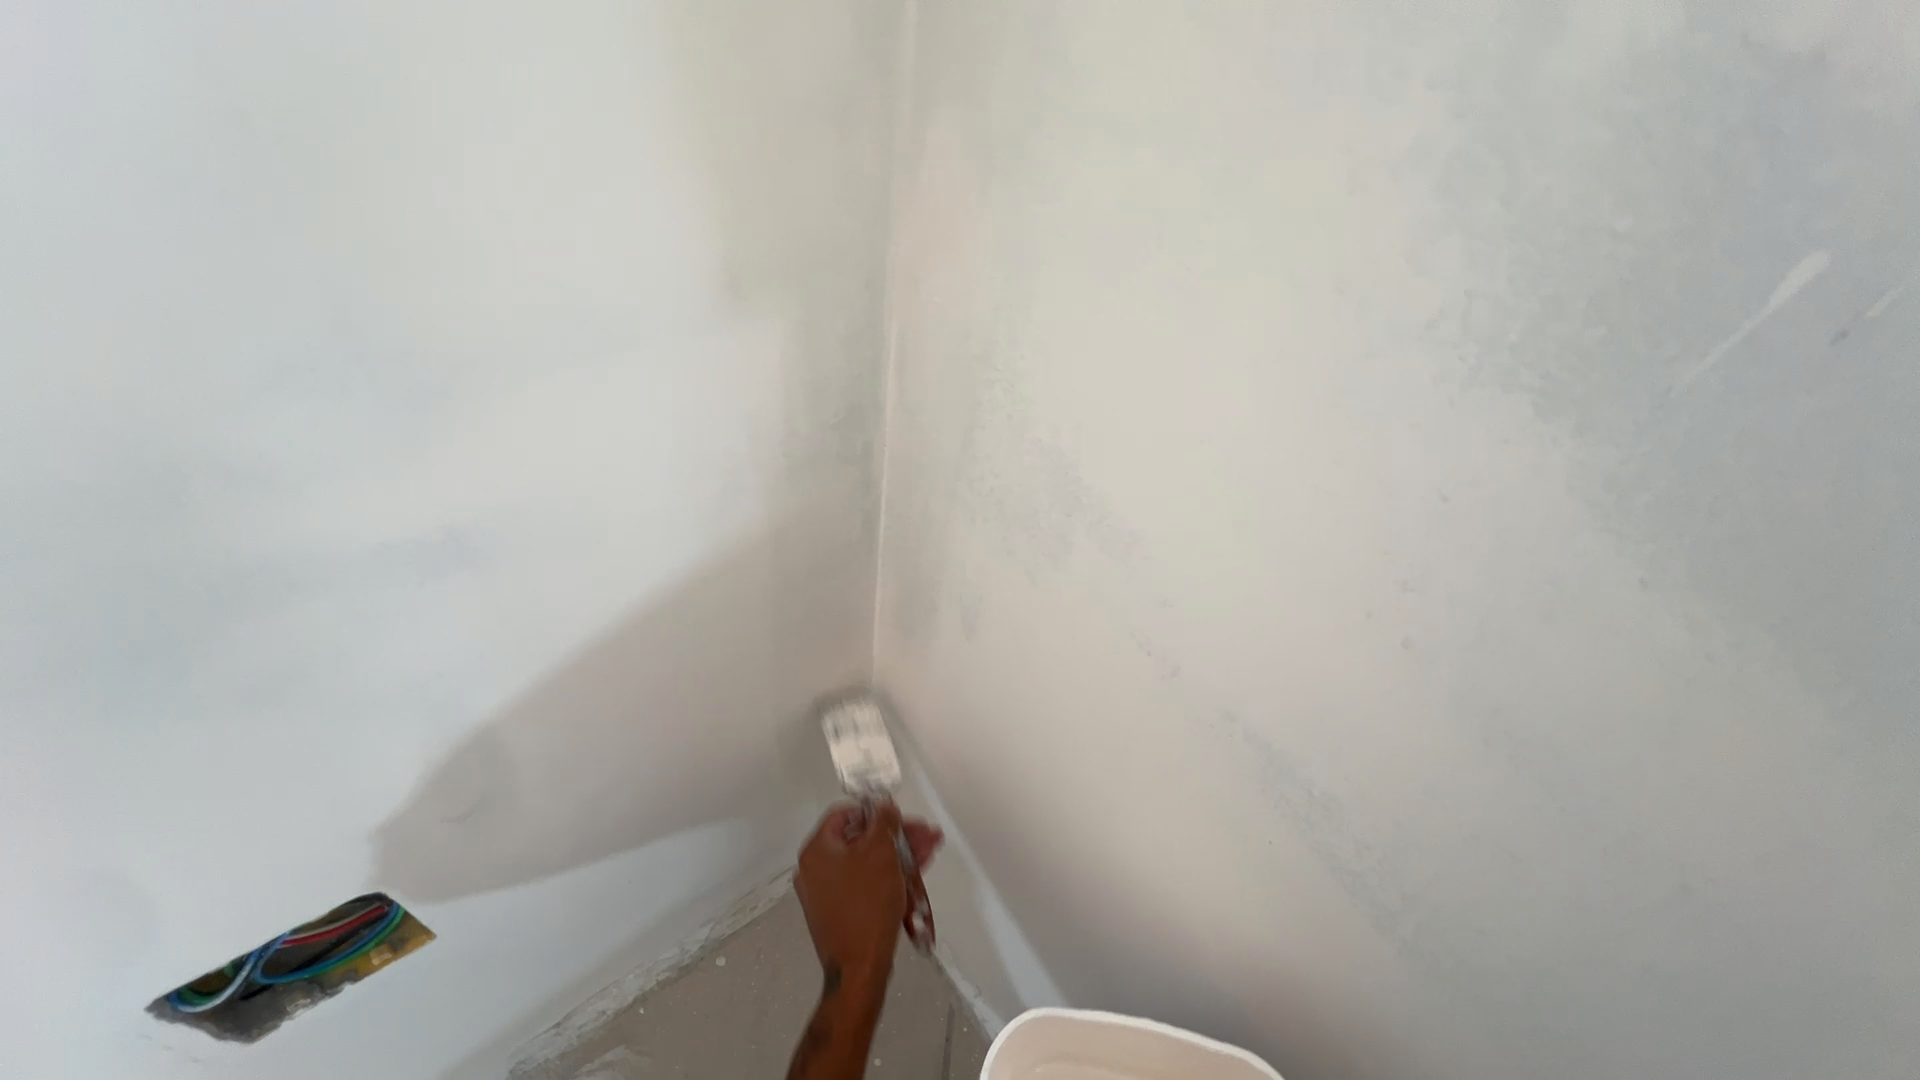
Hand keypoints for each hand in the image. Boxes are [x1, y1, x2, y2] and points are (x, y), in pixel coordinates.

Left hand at [793, 801, 942, 984]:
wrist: (859, 968)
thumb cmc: (868, 904)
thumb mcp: (880, 853)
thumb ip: (883, 821)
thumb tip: (882, 804)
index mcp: (817, 850)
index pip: (844, 814)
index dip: (875, 810)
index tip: (900, 817)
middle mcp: (815, 869)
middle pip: (860, 840)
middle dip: (897, 836)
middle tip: (926, 835)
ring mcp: (826, 894)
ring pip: (867, 863)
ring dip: (898, 855)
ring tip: (930, 850)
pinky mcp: (839, 913)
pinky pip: (865, 884)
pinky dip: (887, 877)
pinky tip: (915, 875)